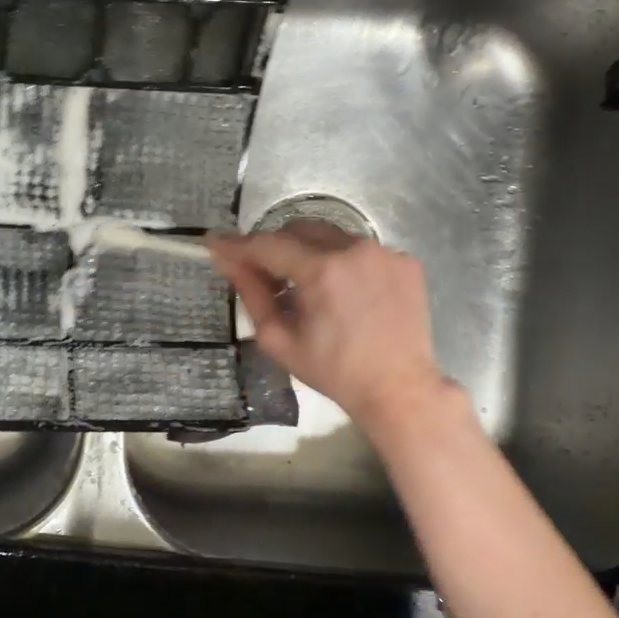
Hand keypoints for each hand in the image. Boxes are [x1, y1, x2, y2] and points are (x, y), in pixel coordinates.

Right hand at [207, 221, 448, 428]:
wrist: (398, 388)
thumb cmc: (332, 371)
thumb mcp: (279, 339)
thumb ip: (251, 294)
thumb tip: (227, 262)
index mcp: (322, 271)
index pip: (267, 245)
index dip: (237, 244)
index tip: (214, 242)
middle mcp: (355, 250)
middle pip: (298, 229)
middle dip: (274, 247)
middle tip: (263, 275)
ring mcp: (384, 252)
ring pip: (330, 236)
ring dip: (308, 253)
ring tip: (305, 289)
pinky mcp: (404, 261)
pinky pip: (359, 250)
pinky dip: (341, 264)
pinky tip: (342, 295)